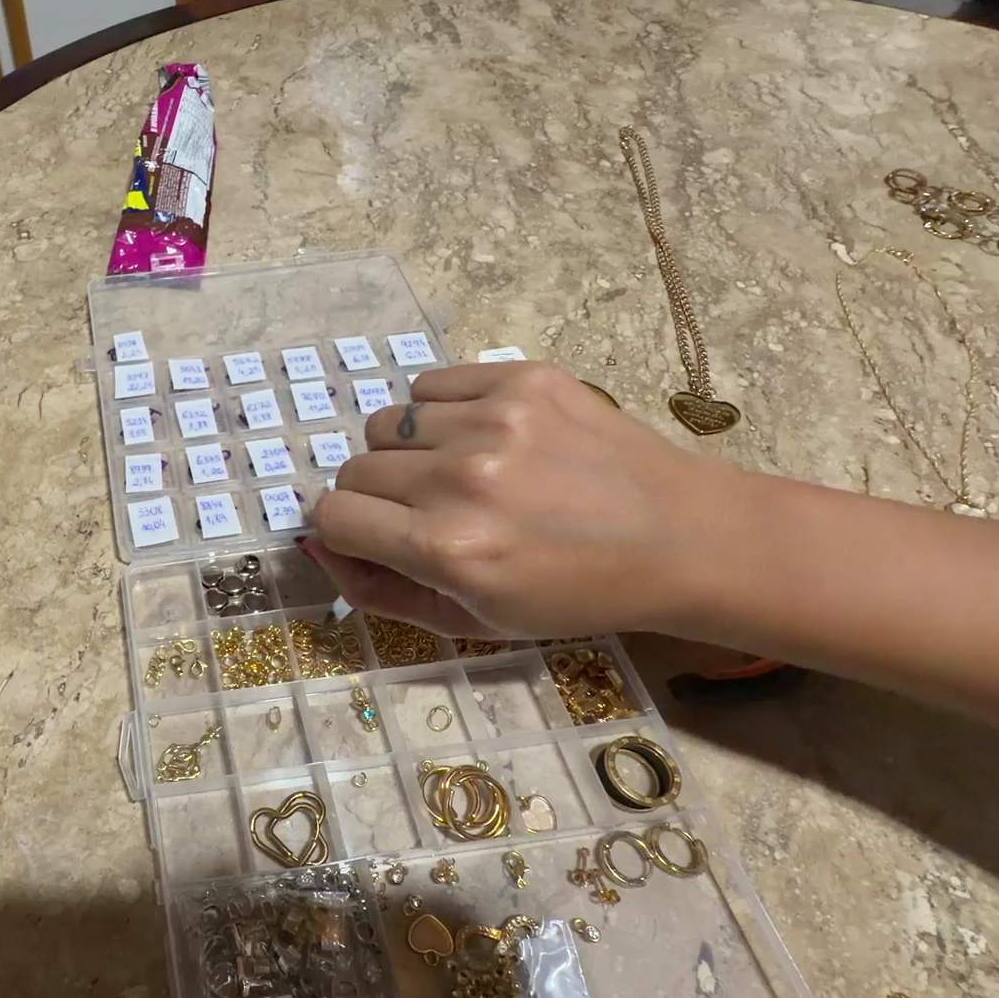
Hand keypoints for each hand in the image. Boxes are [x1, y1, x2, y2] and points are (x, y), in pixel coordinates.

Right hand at [306, 361, 741, 637]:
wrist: (684, 538)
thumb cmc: (570, 595)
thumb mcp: (469, 620)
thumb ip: (377, 590)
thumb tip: (314, 545)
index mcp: (447, 549)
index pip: (332, 515)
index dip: (348, 530)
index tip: (379, 535)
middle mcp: (461, 478)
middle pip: (353, 469)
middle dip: (376, 495)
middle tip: (428, 510)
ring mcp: (493, 419)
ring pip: (385, 423)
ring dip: (407, 452)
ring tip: (459, 470)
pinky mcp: (522, 377)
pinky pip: (428, 383)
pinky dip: (438, 411)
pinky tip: (483, 435)